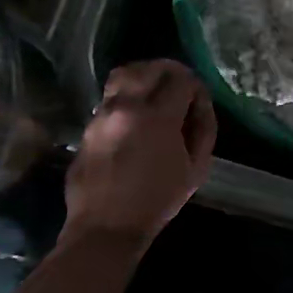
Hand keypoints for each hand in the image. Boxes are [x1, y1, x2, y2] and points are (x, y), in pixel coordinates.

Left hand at [63, 60, 215, 245]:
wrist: (107, 225)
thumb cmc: (157, 201)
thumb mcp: (196, 169)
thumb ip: (203, 130)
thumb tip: (200, 106)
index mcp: (157, 117)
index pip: (182, 80)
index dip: (196, 86)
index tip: (200, 102)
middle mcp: (125, 106)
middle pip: (150, 67)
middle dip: (171, 72)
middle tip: (182, 87)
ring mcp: (102, 114)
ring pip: (124, 74)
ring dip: (145, 76)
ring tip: (157, 93)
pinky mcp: (88, 125)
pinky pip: (110, 97)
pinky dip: (127, 95)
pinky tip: (137, 116)